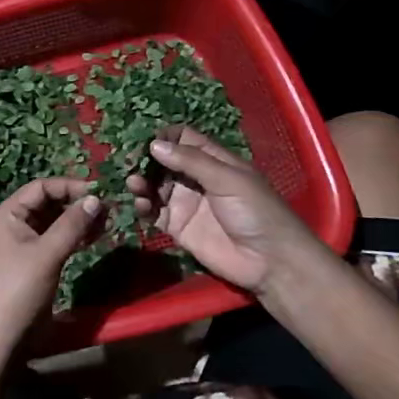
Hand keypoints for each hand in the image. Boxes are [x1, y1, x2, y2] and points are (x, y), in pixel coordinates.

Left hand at [0, 177, 99, 356]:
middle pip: (49, 202)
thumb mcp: (48, 253)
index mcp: (8, 215)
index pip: (41, 187)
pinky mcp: (35, 261)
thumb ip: (72, 224)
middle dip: (77, 204)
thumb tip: (97, 199)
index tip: (99, 194)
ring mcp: (24, 244)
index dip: (69, 186)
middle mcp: (14, 224)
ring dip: (79, 220)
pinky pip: (57, 239)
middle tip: (107, 210)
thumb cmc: (20, 289)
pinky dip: (75, 236)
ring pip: (56, 221)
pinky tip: (95, 238)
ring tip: (106, 224)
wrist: (3, 337)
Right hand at [129, 127, 325, 294]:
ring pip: (155, 186)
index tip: (144, 139)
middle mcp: (196, 179)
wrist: (269, 261)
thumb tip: (154, 144)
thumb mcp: (227, 179)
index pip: (183, 139)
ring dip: (142, 182)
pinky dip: (143, 206)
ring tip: (134, 183)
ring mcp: (186, 203)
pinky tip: (141, 204)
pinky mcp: (178, 228)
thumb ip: (191, 161)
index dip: (164, 136)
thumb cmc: (256, 211)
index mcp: (213, 160)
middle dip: (146, 160)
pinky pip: (154, 212)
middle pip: (164, 162)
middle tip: (129, 161)